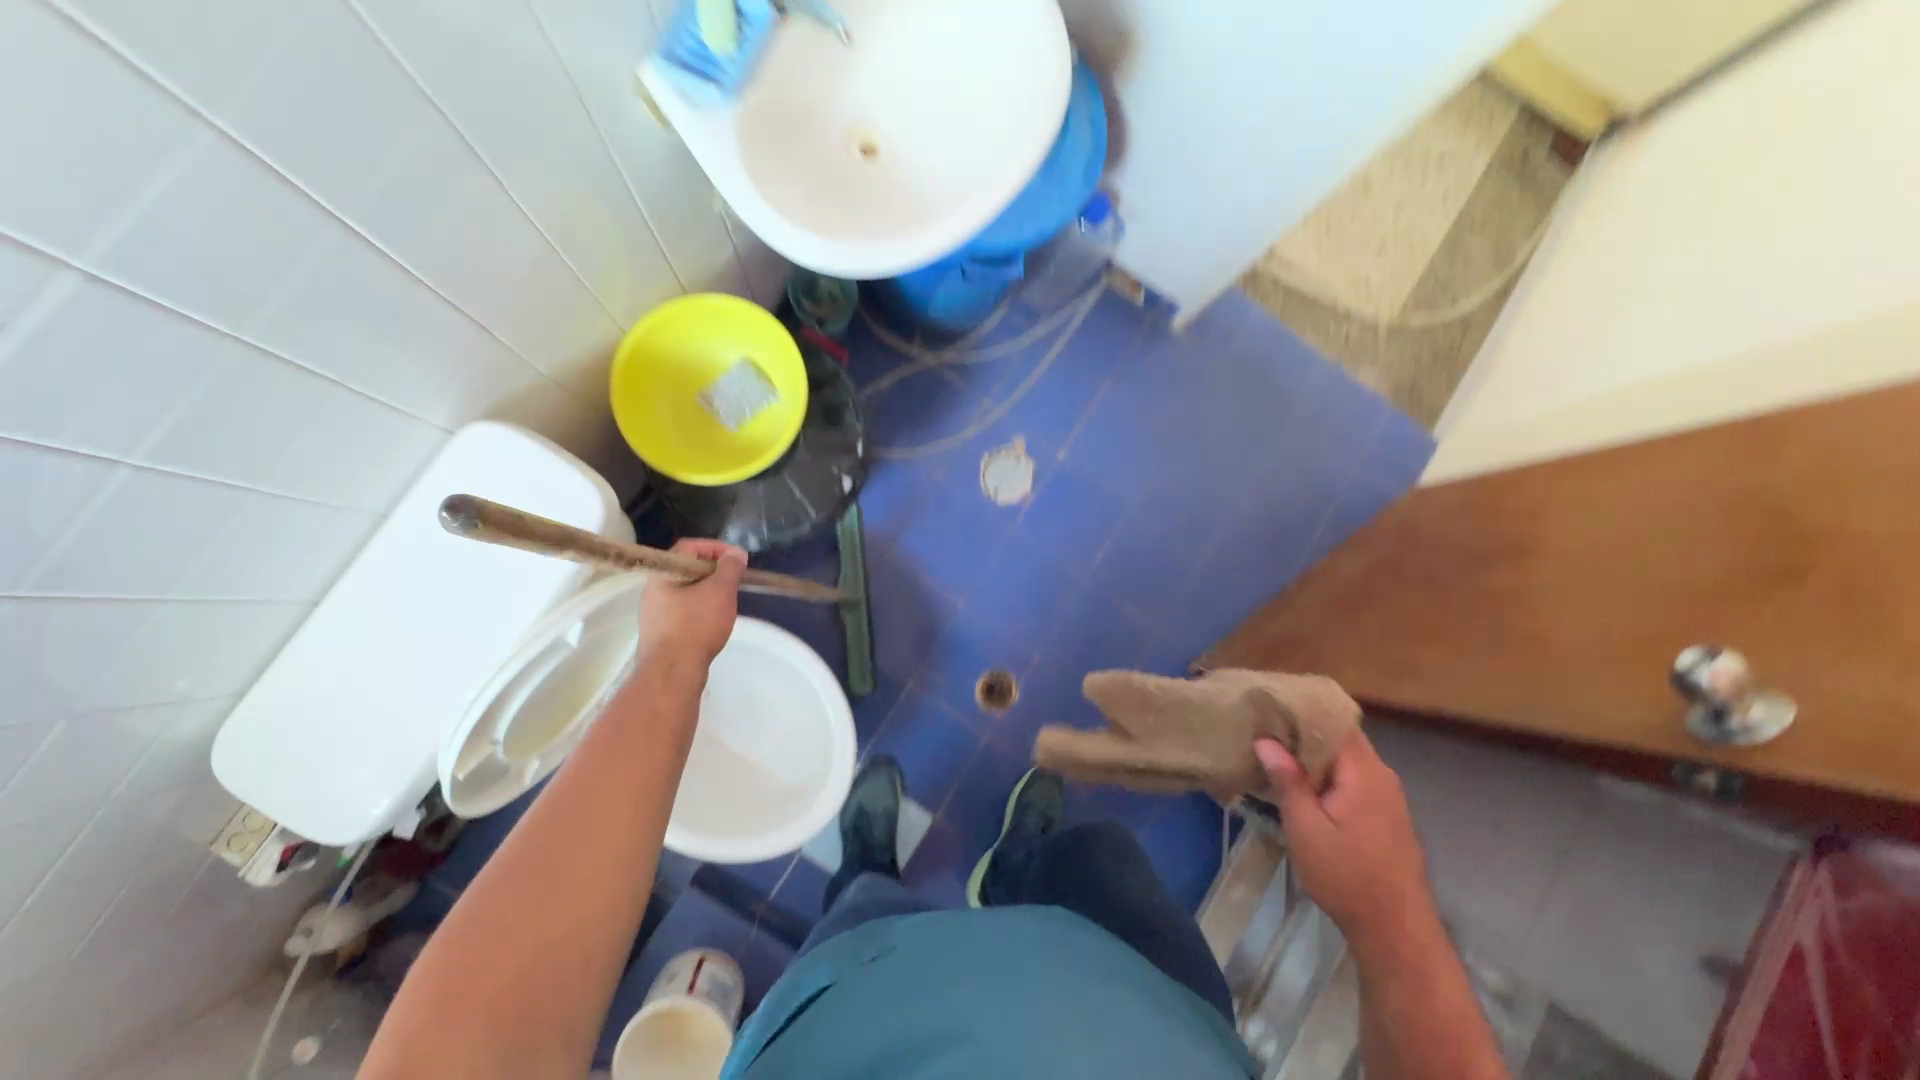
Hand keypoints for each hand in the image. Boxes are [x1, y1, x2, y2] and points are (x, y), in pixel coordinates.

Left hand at [637, 539, 746, 668]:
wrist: (673, 672)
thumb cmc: (696, 625)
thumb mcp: (721, 591)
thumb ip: (730, 568)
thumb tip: (735, 553)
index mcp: (664, 573)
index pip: (690, 546)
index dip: (716, 547)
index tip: (737, 560)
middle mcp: (654, 588)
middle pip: (687, 568)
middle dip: (714, 571)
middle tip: (734, 581)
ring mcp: (654, 612)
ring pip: (685, 590)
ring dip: (708, 591)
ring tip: (727, 602)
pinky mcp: (660, 632)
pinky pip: (683, 610)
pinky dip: (700, 609)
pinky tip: (712, 623)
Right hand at [1255, 731, 1435, 949]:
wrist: (1397, 929)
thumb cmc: (1347, 877)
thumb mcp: (1306, 830)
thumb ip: (1288, 781)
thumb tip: (1266, 741)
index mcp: (1364, 771)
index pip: (1333, 721)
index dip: (1300, 712)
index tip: (1267, 709)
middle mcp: (1381, 775)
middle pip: (1341, 739)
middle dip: (1303, 734)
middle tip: (1263, 732)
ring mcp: (1388, 796)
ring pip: (1346, 761)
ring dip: (1314, 758)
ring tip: (1275, 755)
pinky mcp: (1387, 815)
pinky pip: (1354, 780)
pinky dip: (1328, 776)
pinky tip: (1302, 787)